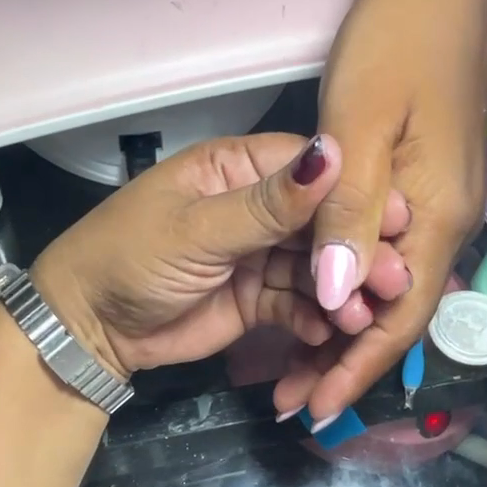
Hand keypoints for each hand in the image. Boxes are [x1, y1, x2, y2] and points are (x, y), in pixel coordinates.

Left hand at [33, 133, 410, 383]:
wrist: (89, 328)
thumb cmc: (129, 259)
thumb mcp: (195, 229)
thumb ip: (266, 204)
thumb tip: (333, 153)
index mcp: (238, 169)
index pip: (311, 171)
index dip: (353, 197)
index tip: (396, 223)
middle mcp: (257, 207)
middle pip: (322, 224)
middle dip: (354, 254)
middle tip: (389, 282)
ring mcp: (258, 255)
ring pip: (316, 269)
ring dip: (339, 293)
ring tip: (358, 317)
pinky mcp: (257, 299)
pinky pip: (298, 305)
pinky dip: (315, 320)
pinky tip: (329, 334)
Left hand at [294, 0, 486, 421]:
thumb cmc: (395, 37)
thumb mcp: (361, 121)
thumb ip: (338, 210)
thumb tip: (344, 295)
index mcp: (431, 204)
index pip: (398, 307)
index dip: (359, 361)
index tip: (320, 405)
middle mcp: (426, 215)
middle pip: (384, 309)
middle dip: (341, 360)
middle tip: (296, 404)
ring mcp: (403, 202)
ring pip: (365, 292)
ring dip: (329, 338)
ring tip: (289, 385)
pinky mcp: (384, 185)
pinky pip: (354, 258)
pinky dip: (328, 294)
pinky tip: (297, 326)